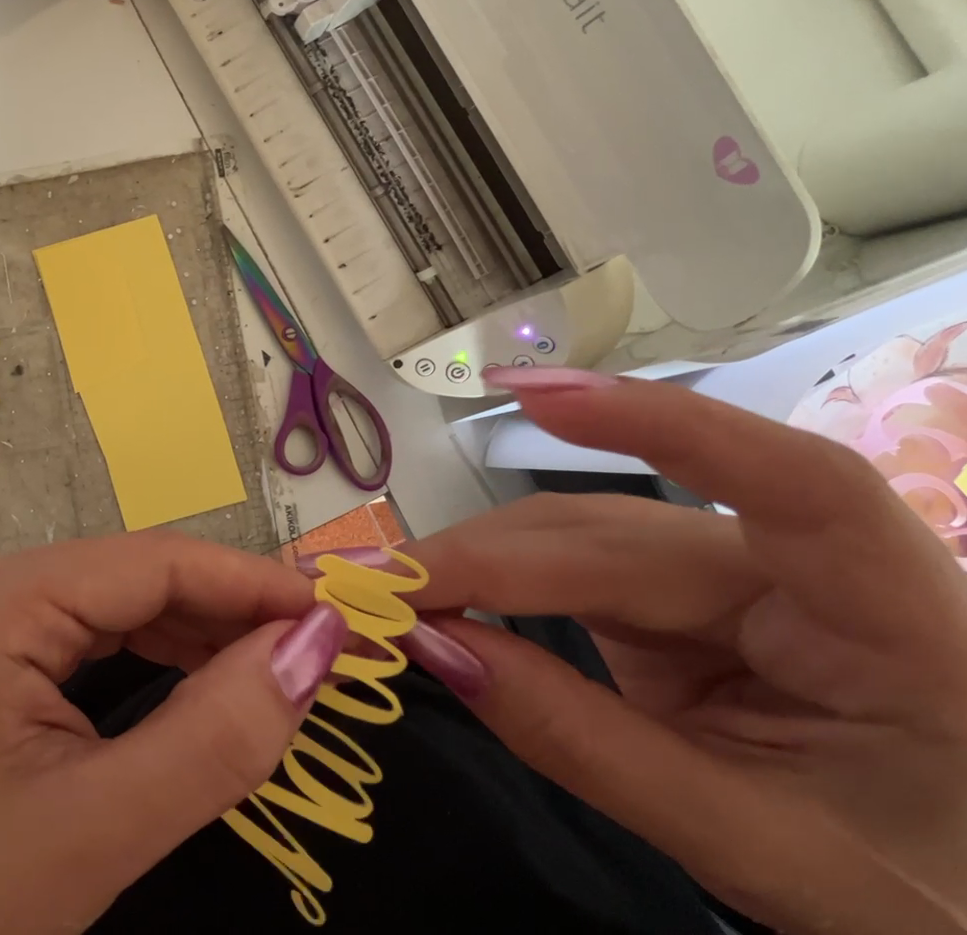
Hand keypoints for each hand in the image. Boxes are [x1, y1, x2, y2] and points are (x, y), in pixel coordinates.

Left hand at [0, 533, 345, 934]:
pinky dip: (160, 657)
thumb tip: (317, 644)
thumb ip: (217, 734)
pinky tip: (211, 682)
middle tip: (331, 656)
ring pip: (122, 605)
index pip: (156, 562)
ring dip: (204, 635)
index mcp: (2, 599)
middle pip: (139, 578)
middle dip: (235, 612)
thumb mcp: (104, 823)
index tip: (349, 617)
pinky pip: (94, 636)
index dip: (257, 582)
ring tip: (286, 672)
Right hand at [407, 369, 966, 933]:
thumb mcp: (753, 844)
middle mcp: (807, 575)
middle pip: (621, 532)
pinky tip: (440, 595)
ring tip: (389, 594)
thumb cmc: (904, 886)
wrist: (943, 902)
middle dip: (486, 557)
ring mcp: (736, 582)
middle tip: (371, 591)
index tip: (525, 397)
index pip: (794, 483)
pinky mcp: (680, 601)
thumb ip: (588, 744)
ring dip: (477, 565)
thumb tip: (432, 645)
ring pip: (579, 543)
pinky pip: (572, 577)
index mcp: (894, 626)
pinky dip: (496, 586)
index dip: (661, 423)